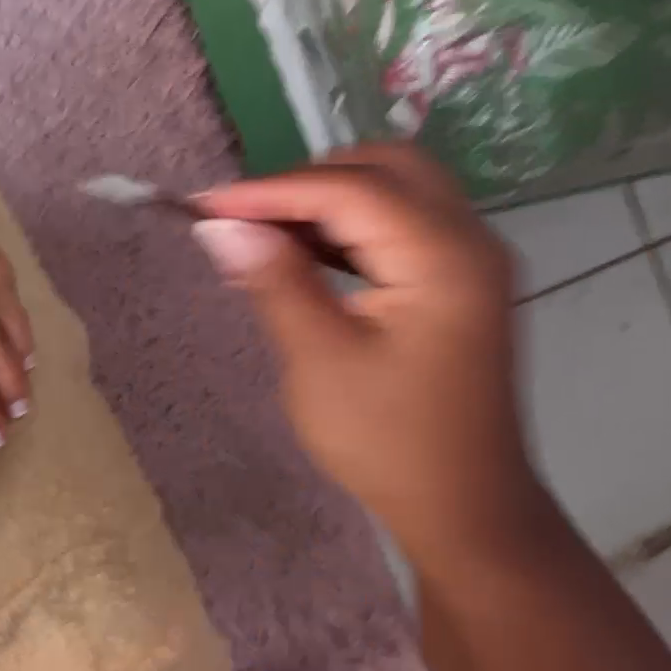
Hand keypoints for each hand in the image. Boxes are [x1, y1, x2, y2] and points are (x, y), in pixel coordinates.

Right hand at [190, 144, 538, 553]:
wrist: (460, 503)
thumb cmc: (385, 438)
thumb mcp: (318, 359)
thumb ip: (274, 281)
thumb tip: (221, 226)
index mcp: (443, 257)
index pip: (350, 190)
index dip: (270, 190)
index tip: (202, 208)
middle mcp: (468, 241)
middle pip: (385, 168)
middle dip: (303, 181)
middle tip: (238, 219)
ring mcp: (466, 260)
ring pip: (393, 191)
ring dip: (322, 200)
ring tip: (258, 235)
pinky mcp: (452, 283)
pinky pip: (395, 226)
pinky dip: (342, 227)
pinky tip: (298, 255)